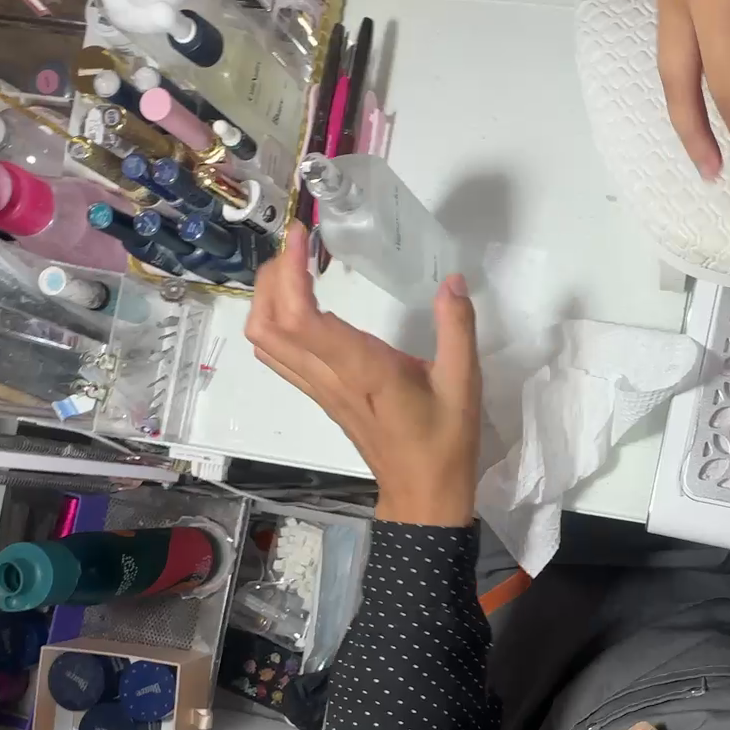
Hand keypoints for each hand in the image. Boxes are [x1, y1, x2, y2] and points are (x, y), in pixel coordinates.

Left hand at [243, 224, 480, 526]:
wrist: (424, 493)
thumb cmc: (445, 441)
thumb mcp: (463, 382)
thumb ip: (457, 326)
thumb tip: (452, 280)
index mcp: (363, 370)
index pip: (302, 318)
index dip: (292, 272)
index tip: (304, 236)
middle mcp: (330, 378)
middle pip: (268, 324)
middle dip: (272, 277)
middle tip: (301, 247)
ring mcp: (320, 391)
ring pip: (266, 342)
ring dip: (267, 299)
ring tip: (296, 270)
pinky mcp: (322, 398)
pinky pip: (280, 357)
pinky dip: (277, 323)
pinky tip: (303, 307)